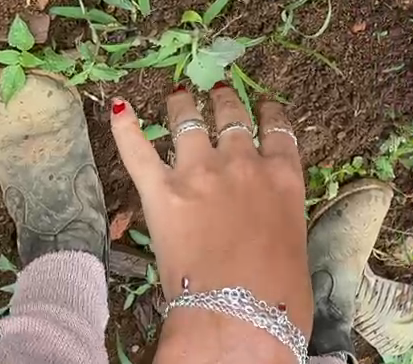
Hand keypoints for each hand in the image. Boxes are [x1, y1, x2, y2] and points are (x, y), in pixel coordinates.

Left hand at [112, 85, 308, 363]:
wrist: (236, 322)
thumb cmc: (278, 302)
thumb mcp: (294, 249)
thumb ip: (280, 221)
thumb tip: (268, 227)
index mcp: (282, 178)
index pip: (278, 130)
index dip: (269, 113)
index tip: (264, 105)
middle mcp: (243, 163)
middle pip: (233, 117)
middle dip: (225, 101)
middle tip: (219, 90)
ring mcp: (200, 172)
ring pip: (189, 121)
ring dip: (183, 105)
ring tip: (178, 94)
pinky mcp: (162, 191)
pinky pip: (139, 152)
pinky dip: (125, 129)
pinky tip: (118, 108)